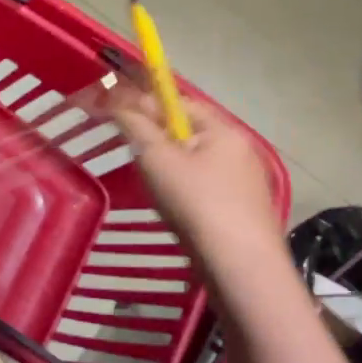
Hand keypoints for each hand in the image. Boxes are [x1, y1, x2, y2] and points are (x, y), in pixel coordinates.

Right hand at [106, 83, 282, 261]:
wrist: (240, 263)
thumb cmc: (195, 200)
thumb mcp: (155, 155)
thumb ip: (134, 122)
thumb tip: (117, 99)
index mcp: (223, 131)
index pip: (178, 102)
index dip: (144, 103)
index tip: (116, 114)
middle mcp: (240, 149)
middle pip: (186, 129)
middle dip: (154, 134)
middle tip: (129, 148)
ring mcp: (245, 179)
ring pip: (193, 156)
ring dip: (166, 160)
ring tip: (147, 177)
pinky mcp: (242, 205)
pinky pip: (204, 180)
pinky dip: (182, 182)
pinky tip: (171, 200)